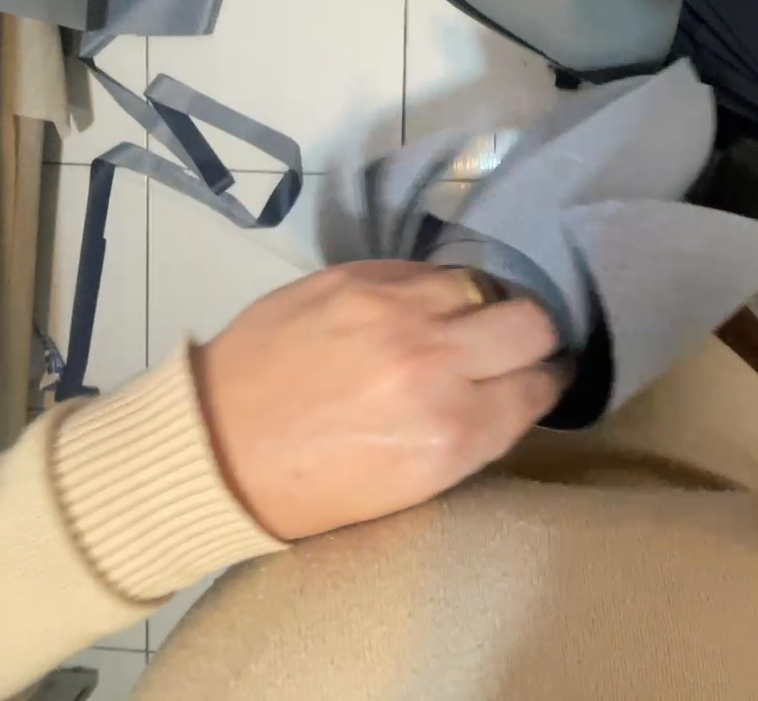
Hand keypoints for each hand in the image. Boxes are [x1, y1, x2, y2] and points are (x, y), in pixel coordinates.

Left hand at [194, 262, 562, 540]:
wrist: (212, 442)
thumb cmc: (311, 486)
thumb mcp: (410, 486)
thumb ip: (471, 431)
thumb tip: (510, 386)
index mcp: (449, 434)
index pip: (538, 386)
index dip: (546, 380)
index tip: (540, 375)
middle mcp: (434, 363)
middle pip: (532, 322)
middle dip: (533, 336)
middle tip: (509, 344)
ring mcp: (395, 309)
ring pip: (482, 285)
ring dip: (477, 308)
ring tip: (452, 323)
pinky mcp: (359, 275)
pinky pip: (427, 270)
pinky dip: (431, 292)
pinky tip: (411, 309)